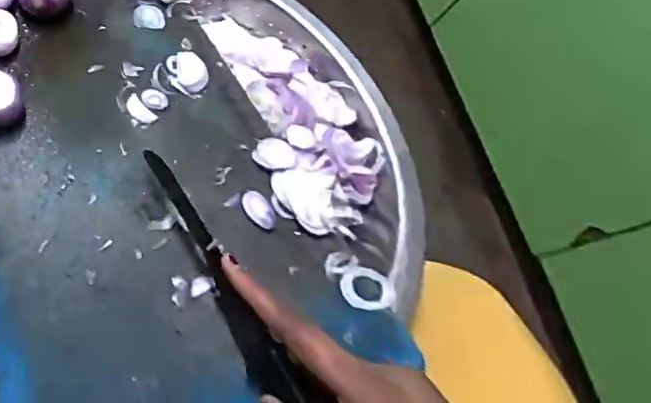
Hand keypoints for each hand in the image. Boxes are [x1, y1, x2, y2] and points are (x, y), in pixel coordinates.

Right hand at [221, 255, 448, 402]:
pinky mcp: (422, 397)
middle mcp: (393, 373)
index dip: (260, 297)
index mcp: (372, 384)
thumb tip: (262, 395)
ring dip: (319, 375)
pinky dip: (343, 389)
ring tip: (299, 376)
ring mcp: (413, 386)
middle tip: (260, 340)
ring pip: (348, 371)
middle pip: (324, 351)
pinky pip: (368, 386)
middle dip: (289, 345)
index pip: (302, 333)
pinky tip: (334, 391)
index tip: (228, 260)